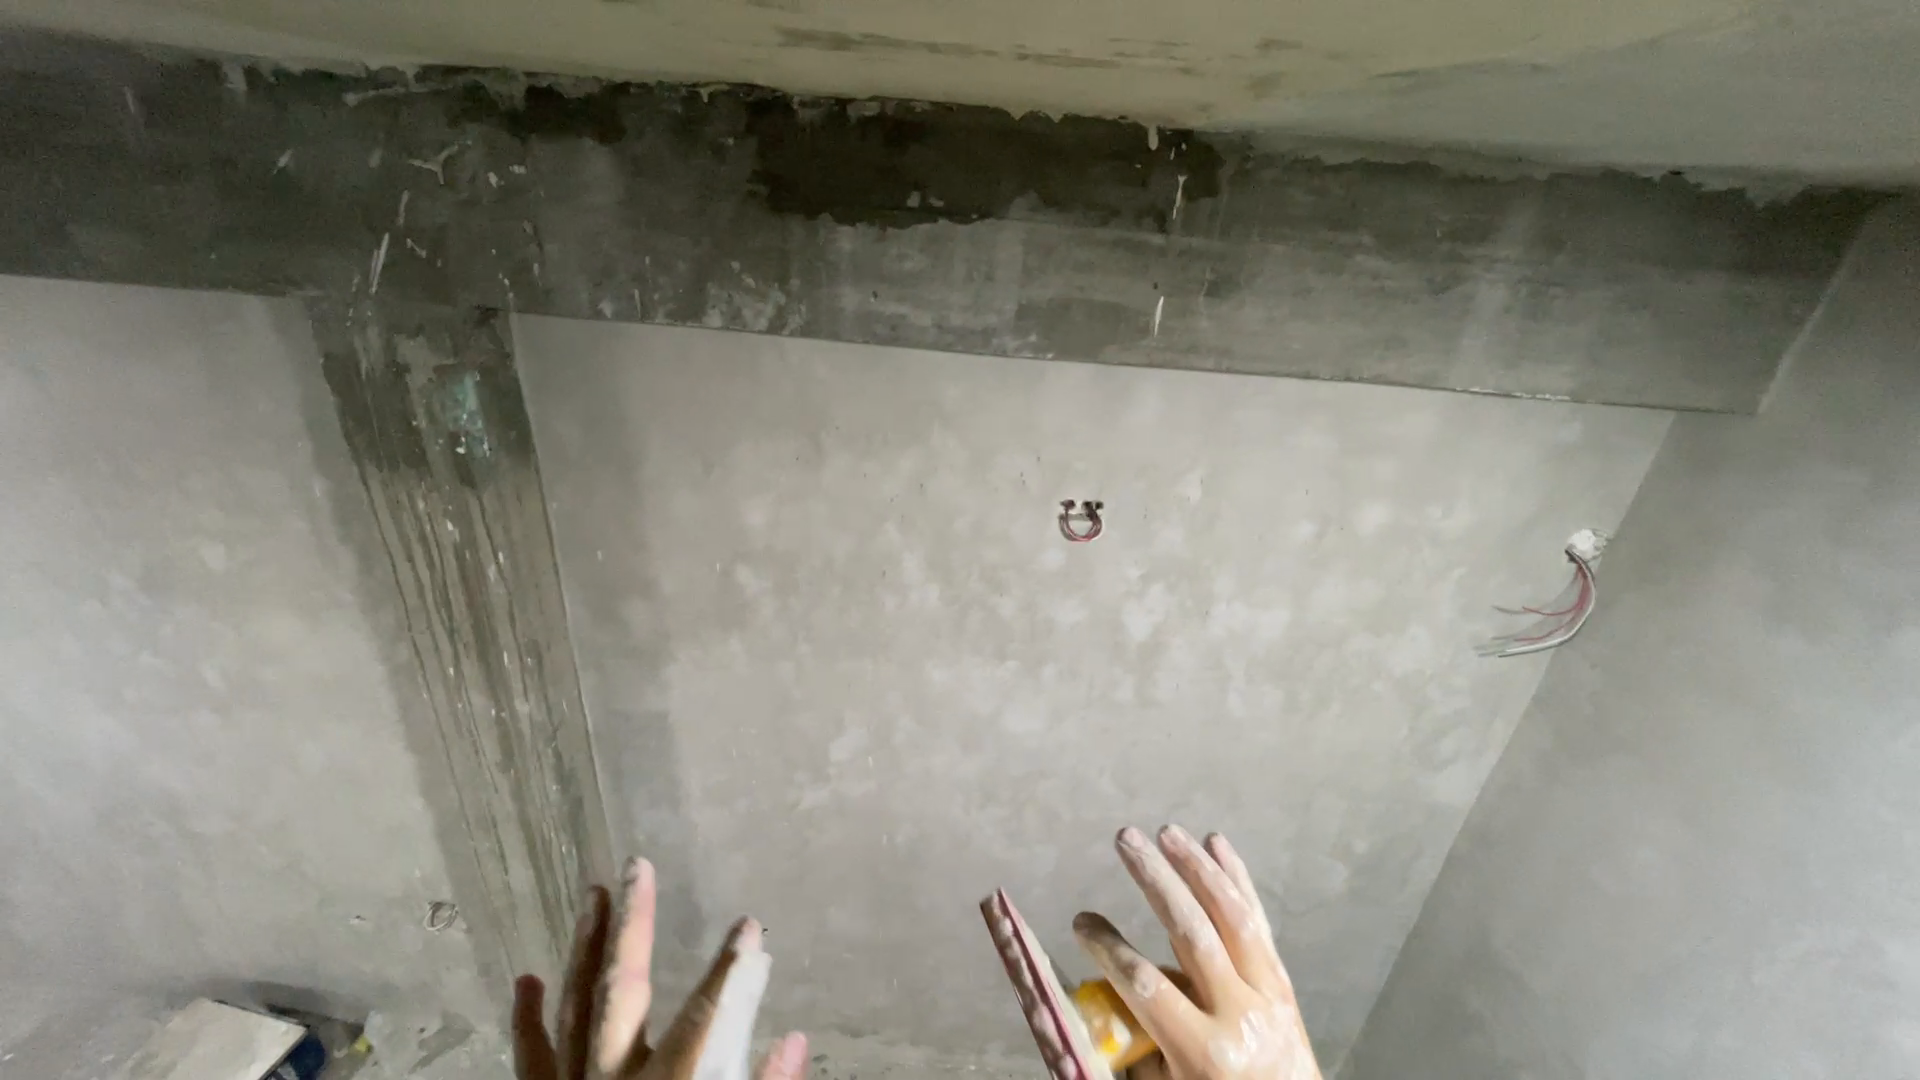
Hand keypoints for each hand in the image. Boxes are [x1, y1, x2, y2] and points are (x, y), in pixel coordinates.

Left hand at [513, 858, 807, 1079]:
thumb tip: (795, 1041)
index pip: (705, 1019)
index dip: (729, 969)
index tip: (750, 924)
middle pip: (621, 990)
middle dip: (632, 925)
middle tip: (637, 866)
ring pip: (573, 1008)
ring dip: (584, 947)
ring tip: (592, 894)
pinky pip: (531, 1060)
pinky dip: (528, 1019)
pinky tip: (527, 978)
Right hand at [1073, 827, 1320, 1079]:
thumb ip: (1136, 1043)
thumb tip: (1104, 989)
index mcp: (1205, 1055)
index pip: (1146, 985)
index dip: (1108, 948)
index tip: (1081, 921)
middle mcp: (1240, 1016)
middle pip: (1192, 933)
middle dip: (1155, 879)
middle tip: (1125, 838)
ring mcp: (1268, 996)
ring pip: (1232, 917)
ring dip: (1197, 867)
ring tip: (1166, 831)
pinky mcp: (1283, 985)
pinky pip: (1258, 923)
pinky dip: (1238, 879)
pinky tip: (1216, 843)